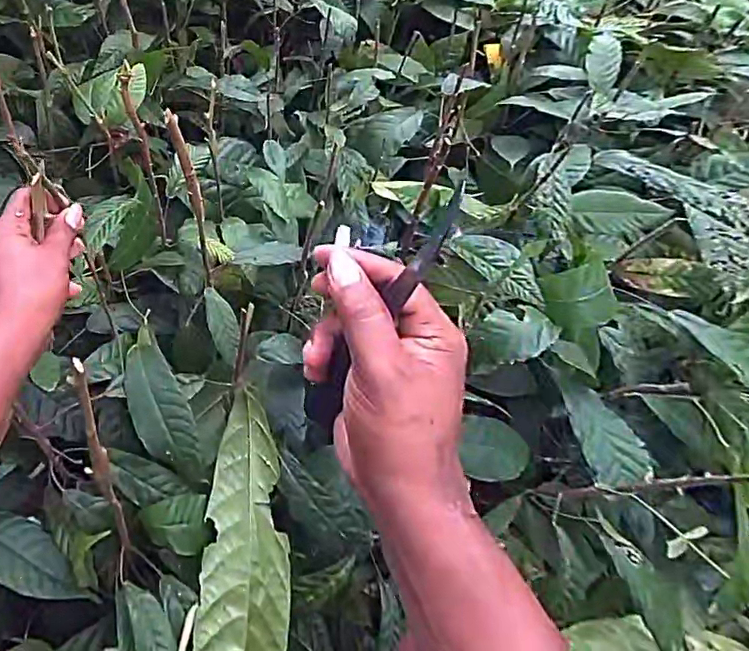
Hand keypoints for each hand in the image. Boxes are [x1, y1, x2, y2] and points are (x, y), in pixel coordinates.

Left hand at [0, 187, 83, 357]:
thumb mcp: (55, 256)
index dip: (48, 197)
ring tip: (75, 261)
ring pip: (31, 249)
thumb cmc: (32, 296)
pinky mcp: (4, 288)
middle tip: (78, 237)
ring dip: (56, 252)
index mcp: (5, 232)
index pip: (24, 197)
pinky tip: (67, 288)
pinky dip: (47, 273)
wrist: (10, 343)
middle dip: (57, 228)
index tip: (70, 208)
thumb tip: (74, 209)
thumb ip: (65, 229)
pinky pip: (27, 271)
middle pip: (29, 223)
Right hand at [303, 244, 471, 521]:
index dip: (360, 263)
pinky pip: (341, 347)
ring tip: (316, 361)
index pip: (395, 279)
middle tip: (316, 295)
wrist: (397, 493)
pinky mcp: (368, 374)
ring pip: (348, 322)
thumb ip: (360, 311)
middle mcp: (414, 338)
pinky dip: (324, 355)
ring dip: (325, 336)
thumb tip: (341, 262)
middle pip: (368, 297)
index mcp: (432, 330)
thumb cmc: (399, 431)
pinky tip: (317, 372)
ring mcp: (390, 357)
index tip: (324, 255)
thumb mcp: (379, 365)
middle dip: (338, 306)